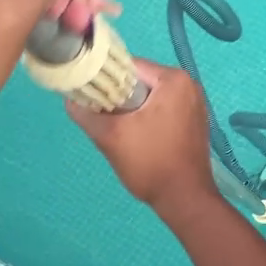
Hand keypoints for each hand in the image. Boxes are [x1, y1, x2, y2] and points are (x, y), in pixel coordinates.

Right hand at [68, 59, 218, 215]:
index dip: (104, 79)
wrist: (185, 199)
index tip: (89, 96)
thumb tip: (70, 100)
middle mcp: (189, 86)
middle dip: (118, 98)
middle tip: (101, 117)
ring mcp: (195, 105)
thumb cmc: (150, 163)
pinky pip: (163, 111)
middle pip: (140, 82)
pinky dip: (146, 119)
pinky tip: (135, 138)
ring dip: (131, 111)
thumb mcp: (110, 136)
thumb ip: (86, 114)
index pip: (128, 66)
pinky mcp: (194, 123)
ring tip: (116, 130)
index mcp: (173, 80)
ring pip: (150, 98)